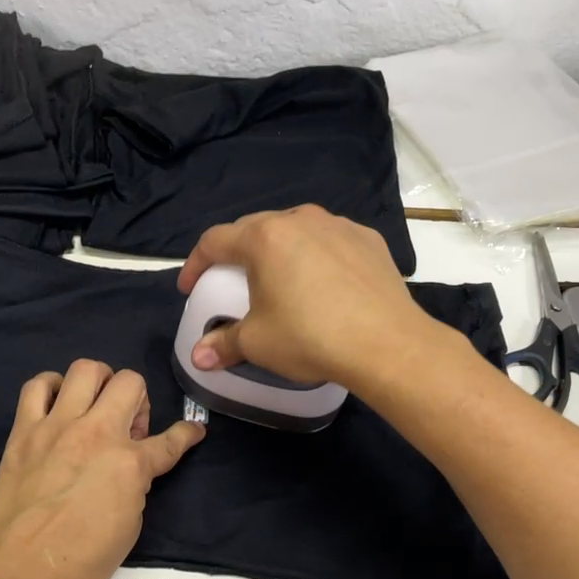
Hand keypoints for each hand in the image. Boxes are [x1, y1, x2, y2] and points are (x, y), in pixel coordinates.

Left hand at [0, 360, 204, 578]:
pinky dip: (51, 387)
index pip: (170, 440)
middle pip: (129, 381)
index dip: (186, 435)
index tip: (193, 431)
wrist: (18, 570)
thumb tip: (131, 469)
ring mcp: (56, 426)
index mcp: (129, 463)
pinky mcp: (23, 430)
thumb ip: (136, 486)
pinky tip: (56, 406)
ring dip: (98, 383)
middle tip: (127, 428)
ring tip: (93, 406)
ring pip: (85, 369)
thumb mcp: (129, 527)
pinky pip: (37, 385)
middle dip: (137, 399)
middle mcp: (96, 433)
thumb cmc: (80, 561)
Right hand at [176, 205, 434, 384]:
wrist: (387, 343)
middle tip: (231, 283)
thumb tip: (199, 358)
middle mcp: (299, 219)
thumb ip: (224, 344)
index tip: (191, 287)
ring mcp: (338, 225)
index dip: (195, 264)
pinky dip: (316, 257)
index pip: (214, 241)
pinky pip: (329, 242)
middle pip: (254, 229)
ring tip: (279, 280)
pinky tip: (322, 285)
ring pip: (295, 231)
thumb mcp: (258, 343)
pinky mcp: (368, 240)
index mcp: (263, 238)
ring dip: (279, 251)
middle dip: (237, 255)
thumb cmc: (310, 337)